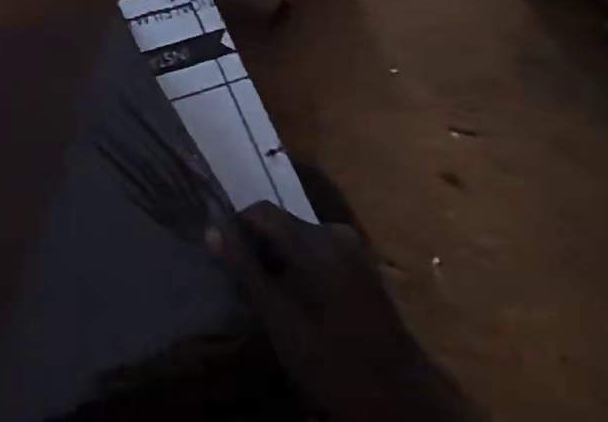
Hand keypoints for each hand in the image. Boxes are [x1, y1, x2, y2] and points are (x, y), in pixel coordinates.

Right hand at [223, 202, 476, 420]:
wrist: (396, 396)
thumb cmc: (330, 357)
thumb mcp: (278, 316)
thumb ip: (245, 268)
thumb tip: (211, 230)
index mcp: (315, 238)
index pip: (262, 210)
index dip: (237, 227)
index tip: (223, 257)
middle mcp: (335, 233)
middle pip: (282, 224)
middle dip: (259, 247)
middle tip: (245, 283)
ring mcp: (353, 250)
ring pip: (301, 240)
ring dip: (280, 259)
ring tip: (269, 296)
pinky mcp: (363, 269)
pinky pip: (321, 253)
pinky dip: (302, 267)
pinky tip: (299, 302)